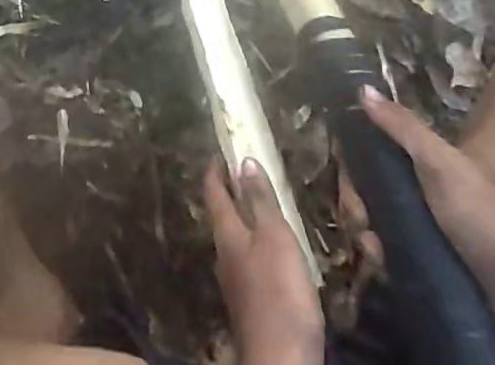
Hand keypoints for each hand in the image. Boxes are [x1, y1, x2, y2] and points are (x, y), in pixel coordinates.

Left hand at [203, 157, 323, 364]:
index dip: (216, 169)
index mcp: (226, 233)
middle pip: (222, 214)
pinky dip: (256, 244)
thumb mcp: (275, 239)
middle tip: (245, 174)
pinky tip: (273, 251)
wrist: (281, 363)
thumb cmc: (279, 293)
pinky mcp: (250, 302)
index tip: (221, 151)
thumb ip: (261, 201)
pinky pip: (248, 260)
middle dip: (230, 193)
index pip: (213, 191)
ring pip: (234, 238)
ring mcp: (235, 280)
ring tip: (262, 207)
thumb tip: (243, 161)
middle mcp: (224, 253)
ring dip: (244, 219)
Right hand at [359, 88, 494, 364]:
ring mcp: (417, 225)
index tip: (350, 182)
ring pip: (370, 220)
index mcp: (419, 161)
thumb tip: (363, 87)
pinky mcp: (419, 257)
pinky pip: (383, 250)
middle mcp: (414, 189)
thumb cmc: (481, 216)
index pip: (368, 153)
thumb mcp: (441, 164)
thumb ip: (403, 127)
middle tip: (362, 222)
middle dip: (355, 206)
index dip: (352, 165)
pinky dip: (377, 255)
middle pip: (364, 189)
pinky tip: (382, 263)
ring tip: (374, 249)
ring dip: (364, 233)